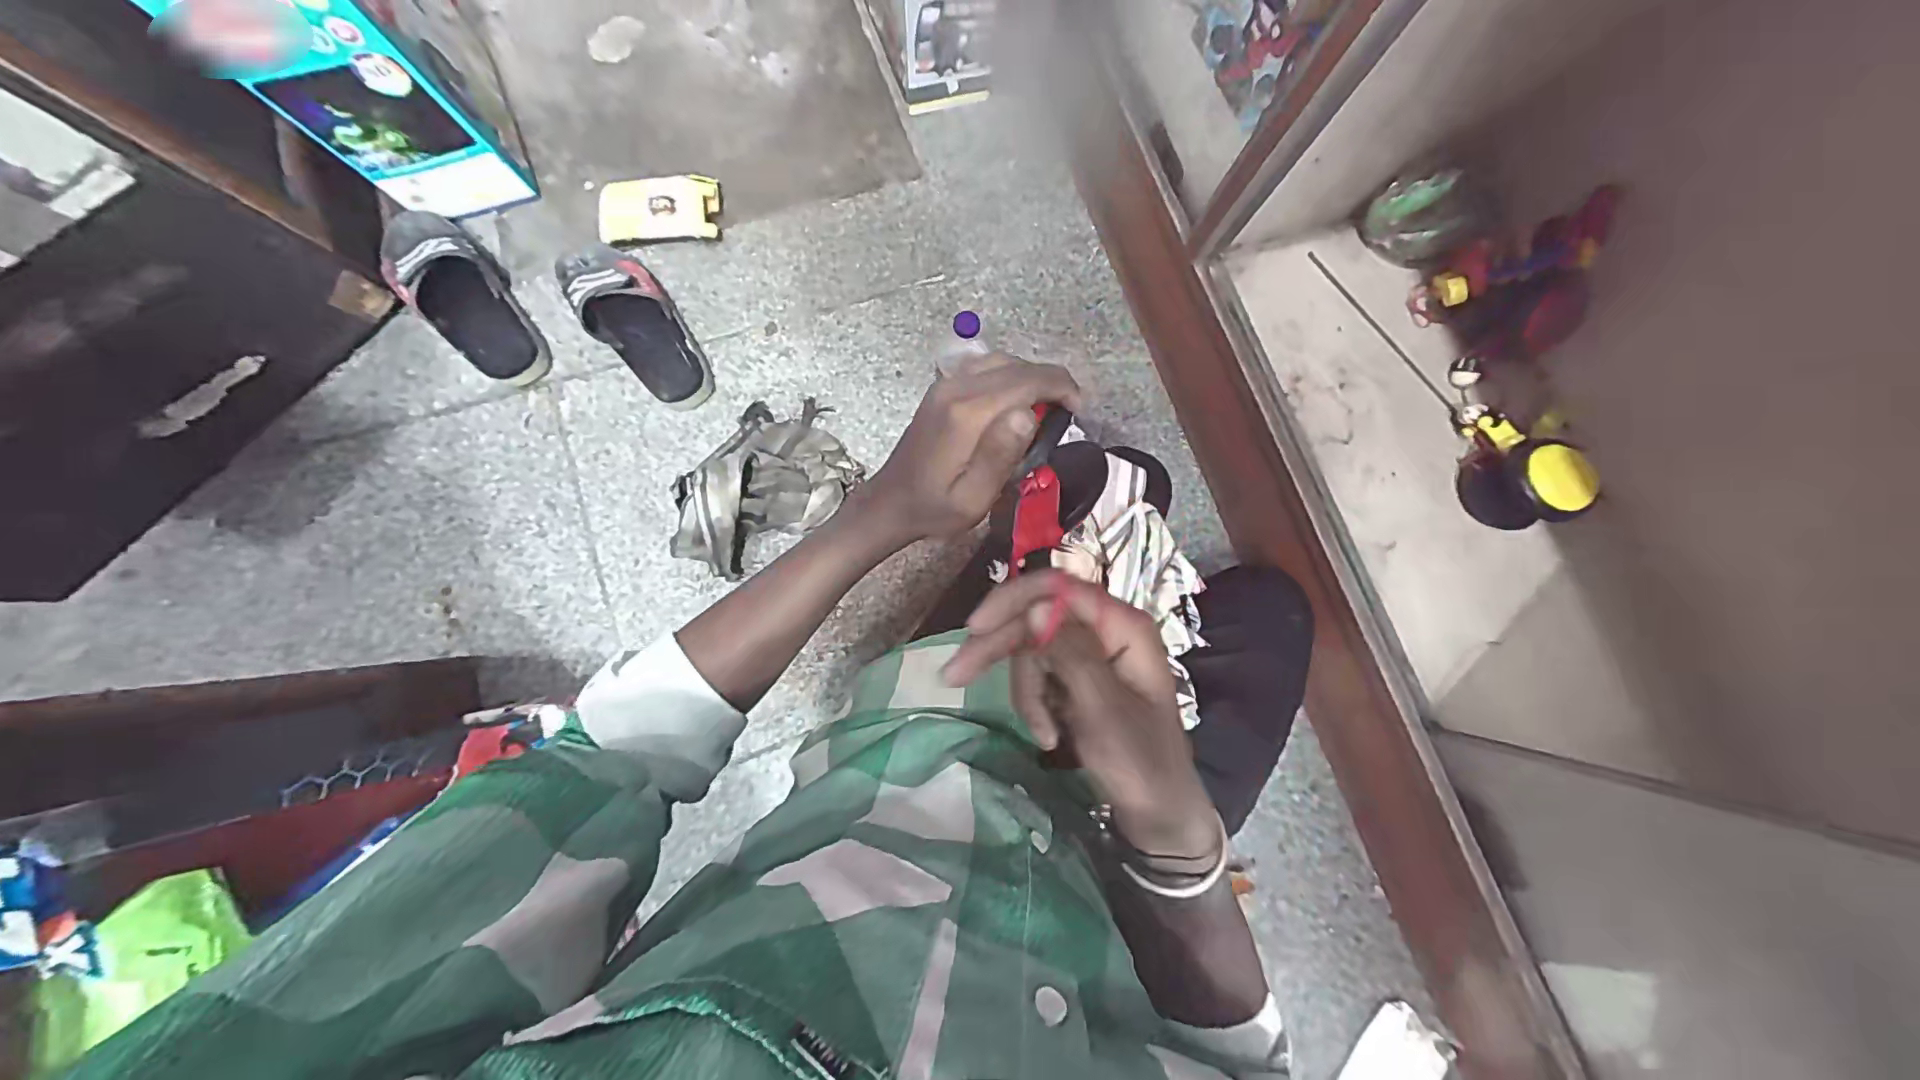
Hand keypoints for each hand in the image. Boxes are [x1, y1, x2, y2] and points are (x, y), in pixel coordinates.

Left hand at [860, 354, 1081, 544]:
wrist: (892, 502)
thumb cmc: (936, 508)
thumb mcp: (974, 499)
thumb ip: (1001, 455)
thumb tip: (1028, 414)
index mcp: (966, 414)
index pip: (1027, 381)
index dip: (1062, 389)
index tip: (1079, 411)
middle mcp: (956, 388)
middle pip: (1018, 366)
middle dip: (1051, 383)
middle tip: (1069, 413)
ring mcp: (946, 384)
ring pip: (1003, 361)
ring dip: (1031, 378)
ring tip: (1048, 408)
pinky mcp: (942, 388)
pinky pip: (986, 367)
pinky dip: (1011, 377)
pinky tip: (1017, 402)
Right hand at [941, 571, 1220, 862]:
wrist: (1158, 813)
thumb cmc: (1140, 761)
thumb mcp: (1102, 708)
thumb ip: (1070, 653)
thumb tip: (1033, 607)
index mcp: (1122, 625)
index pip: (1057, 587)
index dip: (1012, 600)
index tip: (975, 628)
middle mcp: (1104, 629)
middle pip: (1034, 617)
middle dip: (998, 649)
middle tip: (954, 676)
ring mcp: (1089, 653)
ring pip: (1030, 649)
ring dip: (1025, 692)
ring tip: (1042, 733)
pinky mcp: (1077, 677)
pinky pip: (1038, 675)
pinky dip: (1034, 703)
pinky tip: (1047, 735)